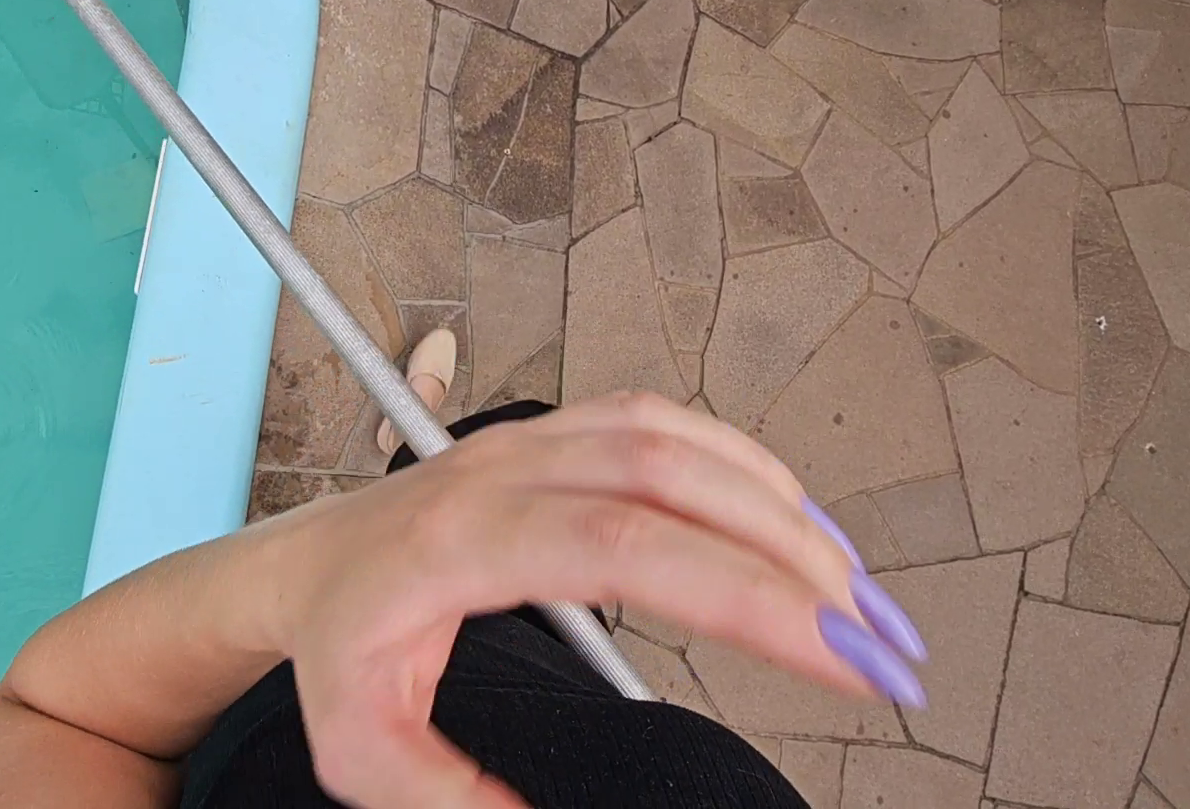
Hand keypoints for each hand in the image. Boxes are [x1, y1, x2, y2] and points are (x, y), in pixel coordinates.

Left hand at [255, 392, 927, 808]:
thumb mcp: (368, 750)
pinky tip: (772, 507)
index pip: (620, 544)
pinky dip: (724, 456)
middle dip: (791, 557)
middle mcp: (500, 471)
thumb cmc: (334, 642)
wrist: (306, 562)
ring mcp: (520, 441)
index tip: (846, 661)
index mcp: (459, 541)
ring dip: (771, 499)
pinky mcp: (537, 437)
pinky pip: (645, 418)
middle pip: (664, 477)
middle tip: (882, 648)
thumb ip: (459, 802)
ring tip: (851, 584)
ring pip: (665, 434)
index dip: (742, 594)